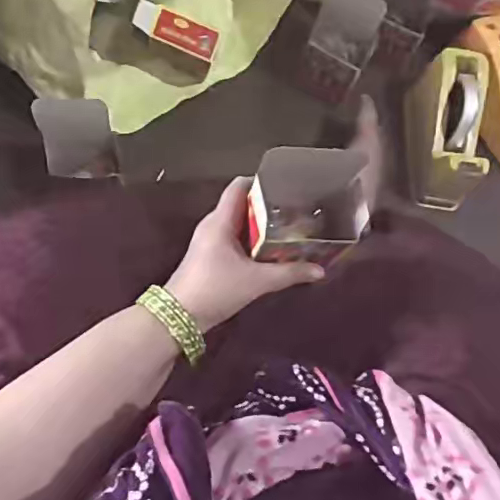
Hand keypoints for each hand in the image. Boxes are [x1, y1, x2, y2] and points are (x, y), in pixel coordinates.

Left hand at [165, 177, 323, 330]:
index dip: (262, 182)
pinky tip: (269, 251)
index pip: (239, 187)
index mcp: (220, 221)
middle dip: (268, 207)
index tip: (287, 187)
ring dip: (260, 226)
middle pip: (242, 205)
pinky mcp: (209, 256)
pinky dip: (251, 241)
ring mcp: (209, 241)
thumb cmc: (215, 290)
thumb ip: (289, 274)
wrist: (179, 317)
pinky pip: (233, 240)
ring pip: (238, 224)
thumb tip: (320, 271)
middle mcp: (212, 226)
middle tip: (296, 211)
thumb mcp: (257, 282)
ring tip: (289, 229)